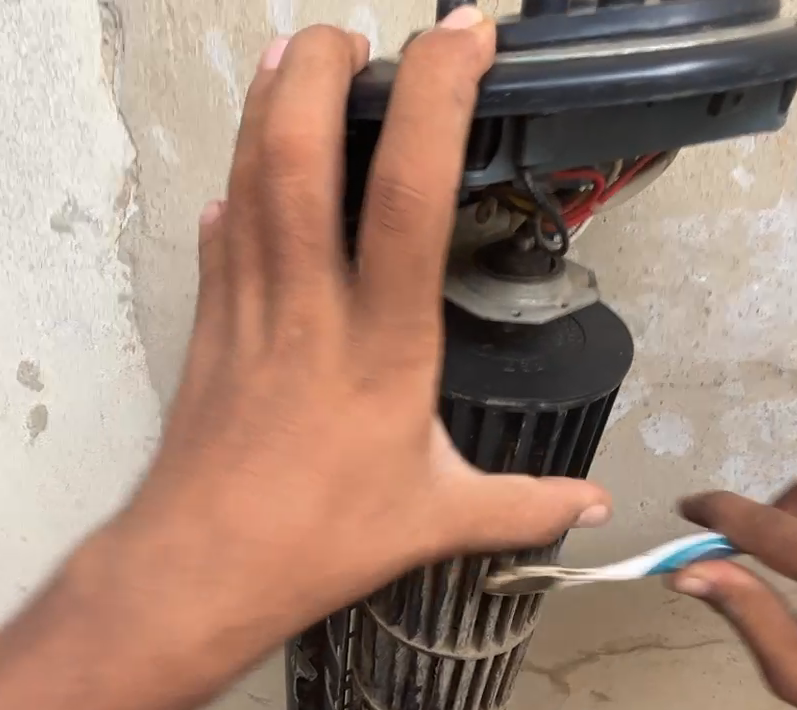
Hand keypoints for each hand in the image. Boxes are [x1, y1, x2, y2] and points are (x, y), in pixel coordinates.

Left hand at [114, 11, 609, 645]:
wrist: (203, 568)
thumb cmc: (320, 543)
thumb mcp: (436, 522)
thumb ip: (522, 505)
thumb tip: (593, 506)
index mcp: (383, 345)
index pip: (410, 192)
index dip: (437, 96)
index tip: (463, 38)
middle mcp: (310, 308)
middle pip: (300, 153)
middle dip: (318, 68)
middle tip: (350, 33)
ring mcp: (247, 312)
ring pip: (247, 180)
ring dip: (265, 105)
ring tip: (290, 57)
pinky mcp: (206, 331)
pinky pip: (217, 242)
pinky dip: (230, 197)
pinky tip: (237, 184)